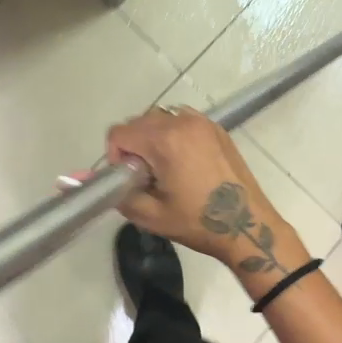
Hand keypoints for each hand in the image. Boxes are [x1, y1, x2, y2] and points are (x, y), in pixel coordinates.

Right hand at [105, 106, 308, 292]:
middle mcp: (183, 122)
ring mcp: (203, 122)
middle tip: (145, 176)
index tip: (128, 178)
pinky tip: (184, 161)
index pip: (119, 132)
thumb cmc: (198, 221)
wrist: (247, 224)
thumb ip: (117, 194)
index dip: (115, 156)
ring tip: (165, 168)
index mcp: (165, 140)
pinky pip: (184, 120)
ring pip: (162, 118)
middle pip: (139, 122)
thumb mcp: (150, 215)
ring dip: (154, 137)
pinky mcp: (217, 128)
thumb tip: (94, 182)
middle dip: (134, 146)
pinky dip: (175, 134)